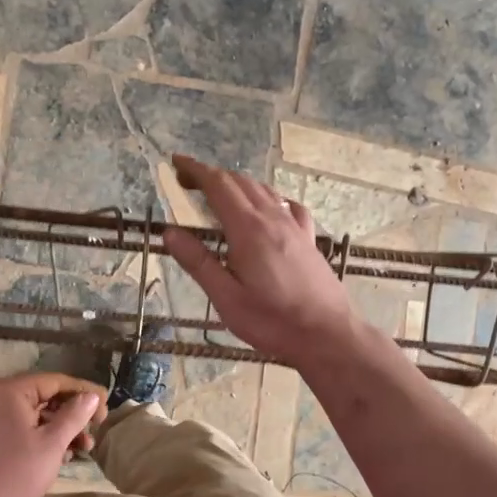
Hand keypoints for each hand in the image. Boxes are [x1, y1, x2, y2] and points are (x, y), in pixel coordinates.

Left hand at [0, 373, 107, 496]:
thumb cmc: (12, 473)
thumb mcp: (51, 445)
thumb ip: (74, 416)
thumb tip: (91, 395)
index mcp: (10, 390)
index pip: (55, 381)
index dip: (84, 392)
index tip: (106, 407)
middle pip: (43, 396)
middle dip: (71, 415)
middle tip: (94, 433)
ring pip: (31, 414)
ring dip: (57, 429)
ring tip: (81, 450)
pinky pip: (17, 425)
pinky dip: (38, 436)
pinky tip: (56, 455)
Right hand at [162, 154, 366, 368]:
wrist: (327, 334)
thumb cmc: (272, 321)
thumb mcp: (226, 298)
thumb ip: (198, 262)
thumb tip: (169, 232)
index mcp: (248, 230)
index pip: (218, 186)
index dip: (196, 170)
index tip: (176, 162)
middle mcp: (273, 219)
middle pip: (240, 182)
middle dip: (211, 175)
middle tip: (187, 182)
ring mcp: (295, 227)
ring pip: (264, 190)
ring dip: (237, 184)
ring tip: (218, 192)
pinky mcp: (309, 239)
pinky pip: (287, 206)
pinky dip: (268, 198)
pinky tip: (267, 208)